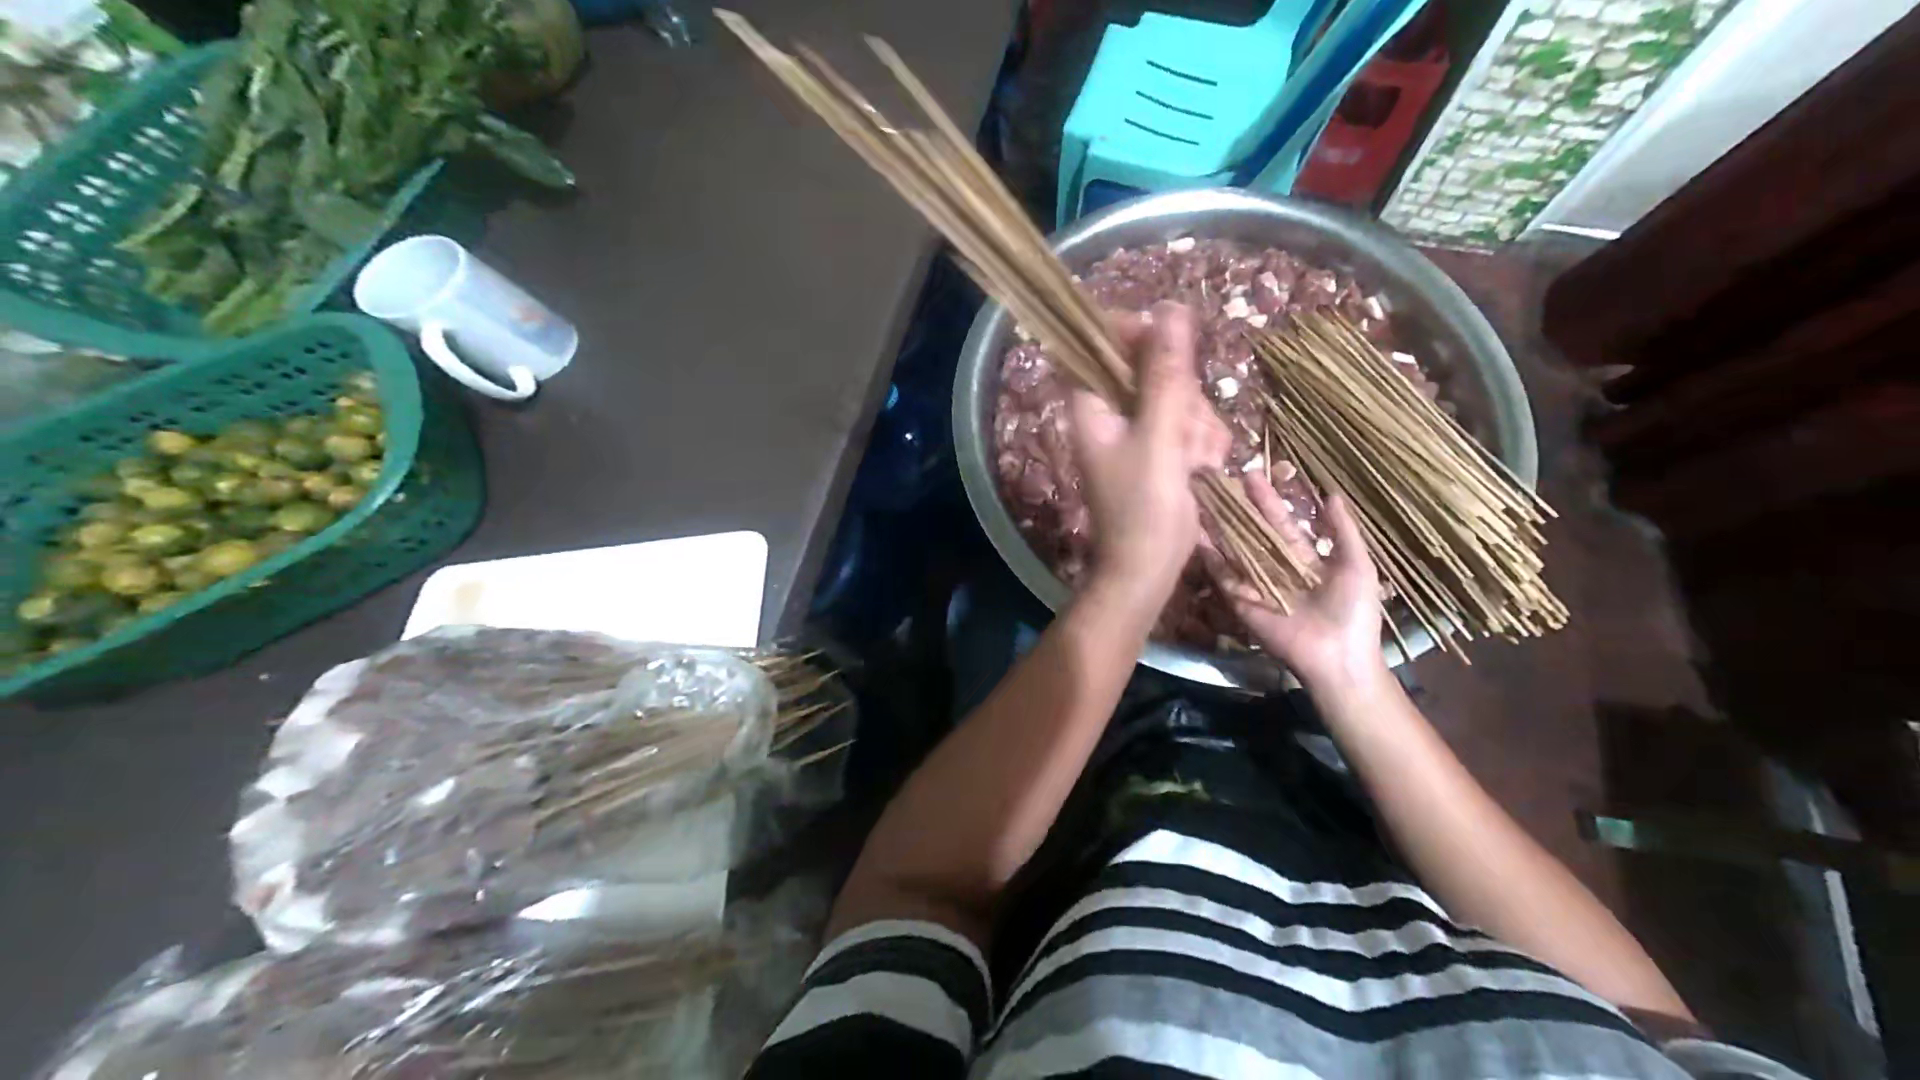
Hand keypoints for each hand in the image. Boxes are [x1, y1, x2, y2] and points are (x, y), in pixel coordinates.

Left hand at [1071, 302, 1230, 605]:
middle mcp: (1111, 412)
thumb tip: (1170, 310)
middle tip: (1185, 429)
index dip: (1133, 332)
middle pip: (1151, 366)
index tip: (1171, 342)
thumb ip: (1165, 375)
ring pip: (1179, 394)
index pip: (1098, 344)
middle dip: (1181, 394)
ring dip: (1197, 421)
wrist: (1148, 566)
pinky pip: (1190, 420)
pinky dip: (1203, 439)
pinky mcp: (1163, 446)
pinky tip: (1206, 465)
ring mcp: (1139, 429)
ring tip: (1197, 458)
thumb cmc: (1143, 507)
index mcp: (1090, 405)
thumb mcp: (1156, 437)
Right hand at [1208, 474, 1385, 688]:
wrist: (1338, 656)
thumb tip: (1332, 493)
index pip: (1280, 522)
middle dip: (1238, 507)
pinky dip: (1210, 559)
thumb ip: (1342, 531)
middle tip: (1219, 480)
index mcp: (1303, 558)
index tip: (1251, 475)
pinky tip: (1196, 537)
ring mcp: (1256, 584)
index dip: (1266, 500)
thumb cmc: (1354, 611)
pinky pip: (1224, 578)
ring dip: (1218, 528)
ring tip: (1201, 501)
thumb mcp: (1356, 565)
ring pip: (1233, 550)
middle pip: (1252, 532)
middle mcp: (1275, 567)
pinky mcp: (1240, 602)